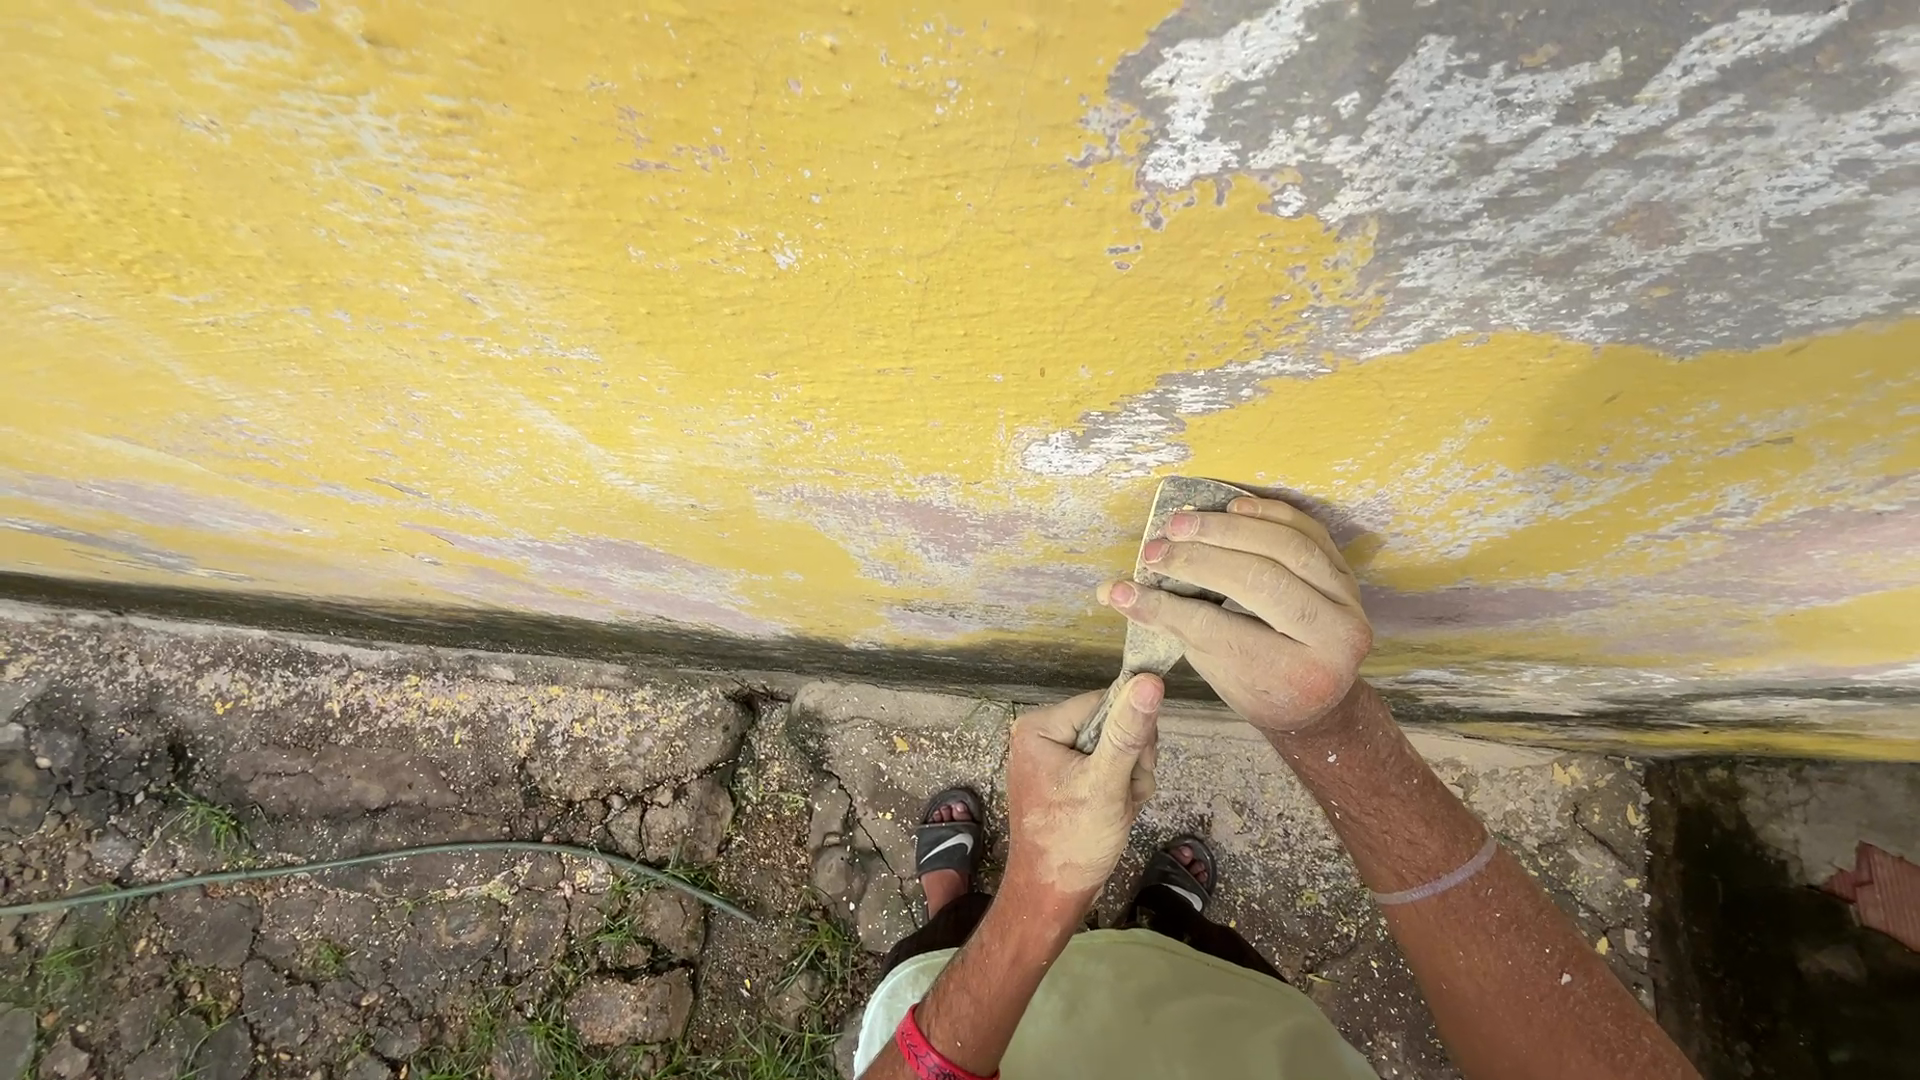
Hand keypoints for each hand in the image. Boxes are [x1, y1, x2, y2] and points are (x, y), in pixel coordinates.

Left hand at [1002, 674, 1163, 908]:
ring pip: (1113, 747)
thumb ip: (1128, 731)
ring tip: (1117, 807)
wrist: (1052, 894)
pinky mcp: (1062, 775)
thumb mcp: (1107, 782)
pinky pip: (1103, 766)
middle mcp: (1040, 733)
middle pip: (1111, 724)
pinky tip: (1112, 811)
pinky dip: (1117, 789)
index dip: (1130, 733)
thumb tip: (1148, 680)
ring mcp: (1051, 755)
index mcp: (1039, 725)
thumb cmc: (1073, 841)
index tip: (1135, 768)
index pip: (1104, 702)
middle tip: (1123, 795)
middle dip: (1129, 761)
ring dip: (1127, 778)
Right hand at [1099, 496, 1370, 735]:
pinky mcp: (1346, 572)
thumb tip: (1112, 593)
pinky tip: (1229, 508)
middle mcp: (1334, 637)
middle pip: (1257, 580)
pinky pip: (1307, 530)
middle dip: (1197, 560)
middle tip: (1153, 551)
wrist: (1321, 695)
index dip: (1165, 608)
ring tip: (1180, 523)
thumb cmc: (1258, 687)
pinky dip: (1266, 513)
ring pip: (1285, 546)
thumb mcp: (1216, 671)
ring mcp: (1348, 600)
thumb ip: (1173, 627)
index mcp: (1296, 676)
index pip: (1218, 631)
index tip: (1123, 591)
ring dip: (1225, 529)